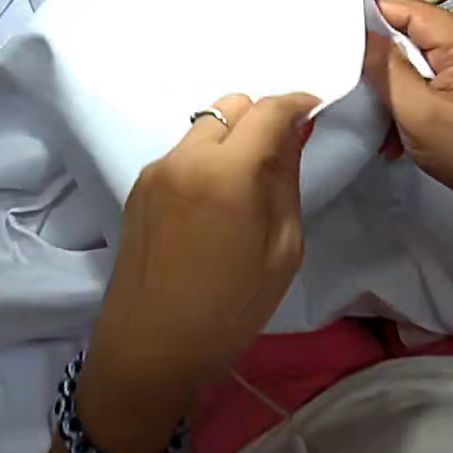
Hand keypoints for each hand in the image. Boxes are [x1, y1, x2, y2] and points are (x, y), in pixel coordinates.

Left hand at [79, 92, 319, 452]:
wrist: (149, 350)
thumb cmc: (228, 311)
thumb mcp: (281, 251)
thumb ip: (285, 181)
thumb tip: (291, 136)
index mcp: (226, 173)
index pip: (267, 111)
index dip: (297, 102)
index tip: (315, 109)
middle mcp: (184, 157)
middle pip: (231, 107)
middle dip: (261, 118)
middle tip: (279, 157)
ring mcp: (155, 170)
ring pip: (204, 127)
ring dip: (232, 139)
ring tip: (244, 186)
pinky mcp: (138, 187)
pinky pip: (182, 153)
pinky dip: (206, 158)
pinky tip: (211, 204)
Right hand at [363, 0, 452, 225]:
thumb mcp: (421, 115)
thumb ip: (388, 71)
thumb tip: (360, 37)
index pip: (411, 12)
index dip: (372, 20)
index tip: (337, 38)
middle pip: (412, 37)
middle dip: (380, 62)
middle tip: (349, 82)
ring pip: (415, 64)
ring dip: (392, 89)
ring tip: (374, 116)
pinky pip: (427, 84)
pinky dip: (407, 104)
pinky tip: (394, 133)